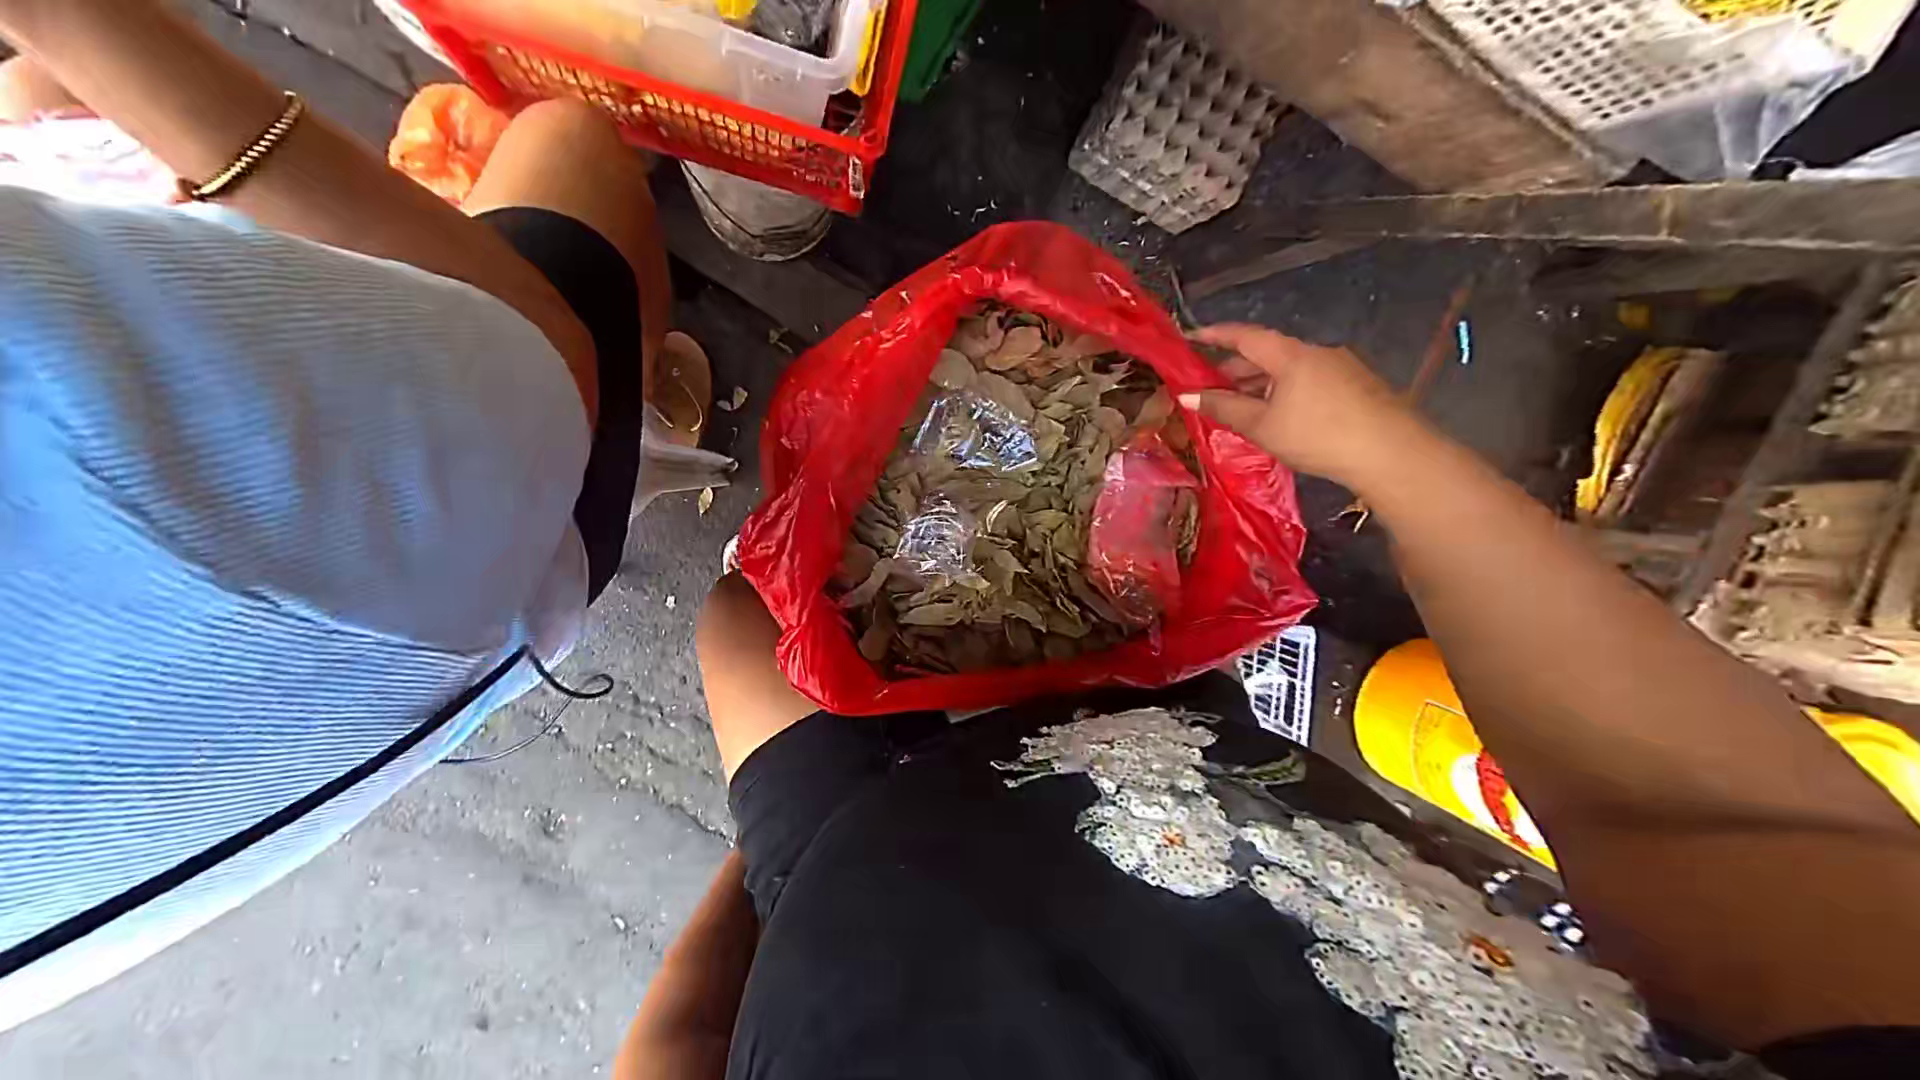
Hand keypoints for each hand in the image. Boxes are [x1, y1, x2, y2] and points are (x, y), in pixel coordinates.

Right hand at [1178, 323, 1430, 490]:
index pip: (1245, 336)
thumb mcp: (1261, 425)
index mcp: (1290, 355)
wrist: (1391, 453)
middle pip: (1266, 354)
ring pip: (1287, 370)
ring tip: (1237, 406)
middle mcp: (1316, 352)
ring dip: (1259, 384)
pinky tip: (1276, 416)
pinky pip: (1306, 382)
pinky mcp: (1355, 387)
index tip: (1191, 336)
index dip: (1215, 335)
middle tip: (1207, 388)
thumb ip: (1223, 408)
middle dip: (1234, 369)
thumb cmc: (1317, 435)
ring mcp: (1339, 368)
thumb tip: (1187, 396)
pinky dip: (1282, 392)